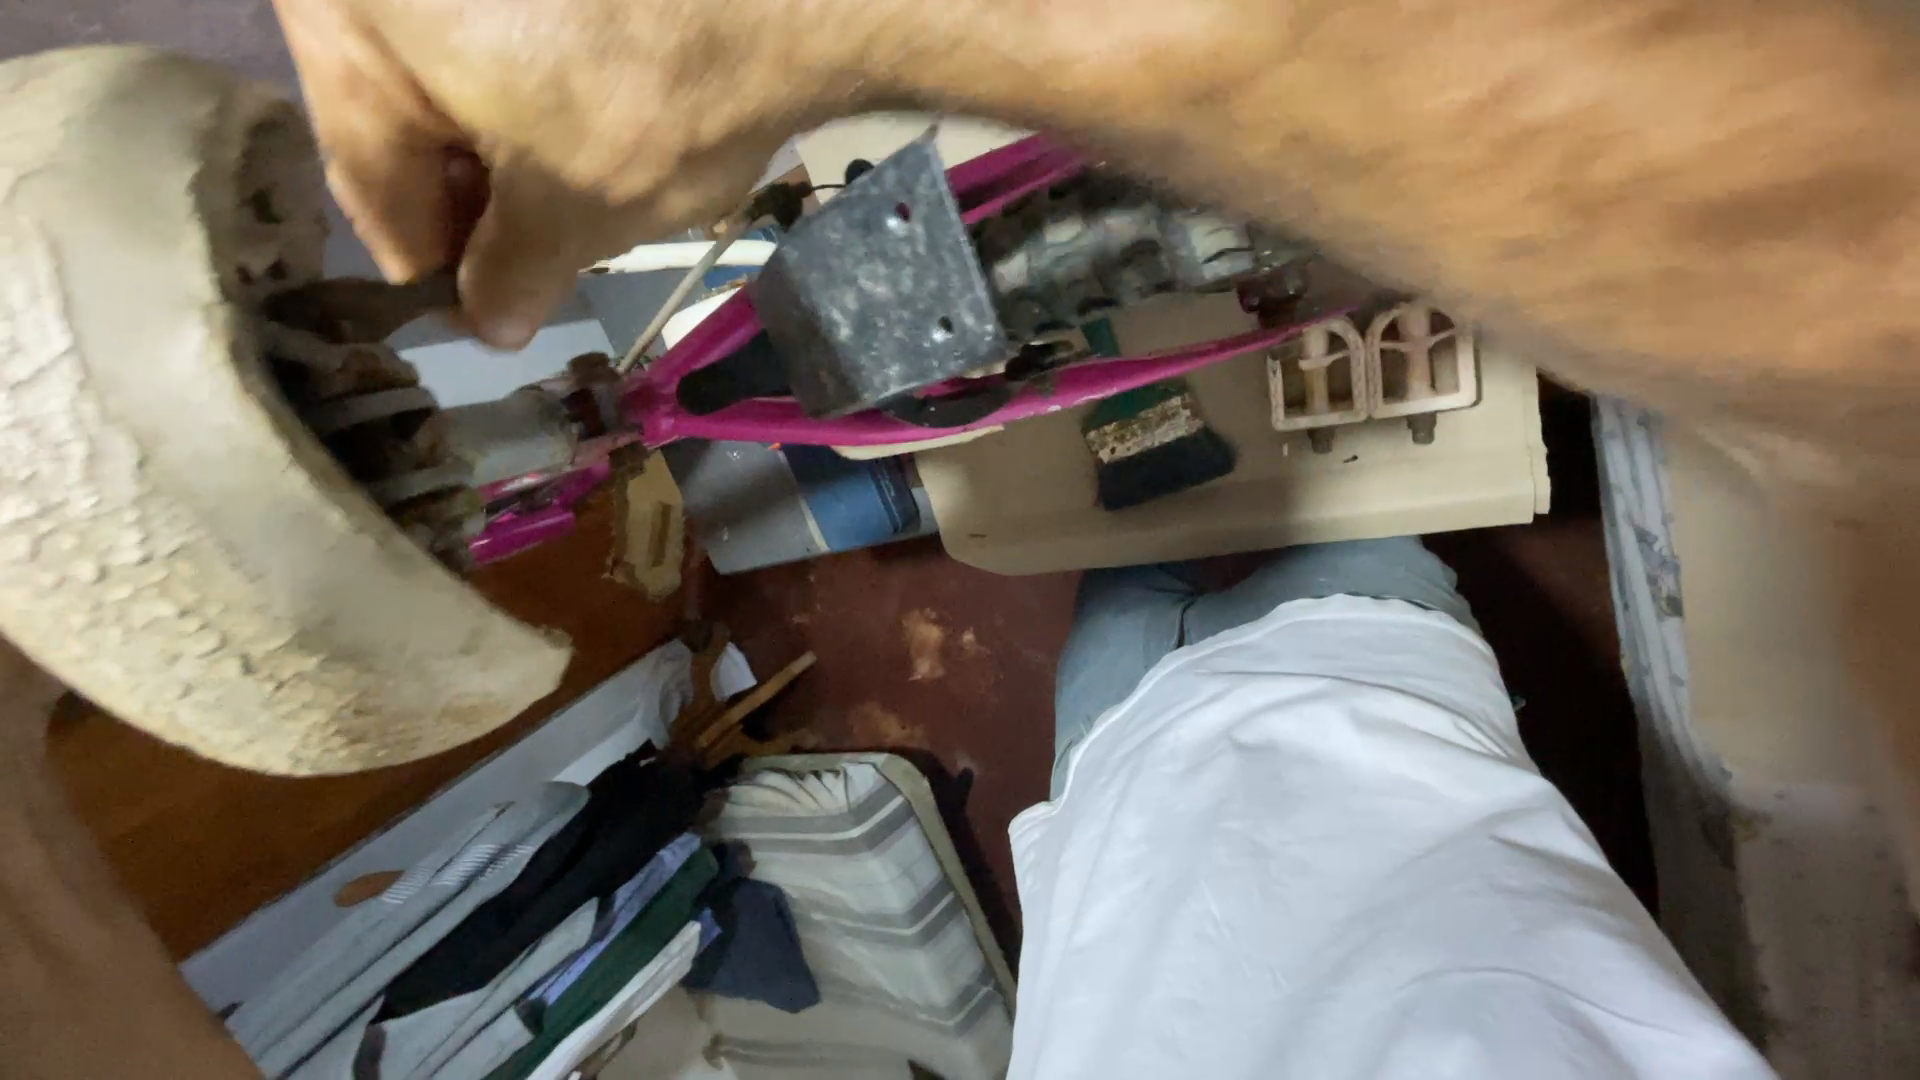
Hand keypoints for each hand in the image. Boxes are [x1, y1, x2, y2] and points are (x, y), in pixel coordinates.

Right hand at [271, 0, 886, 347]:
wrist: (772, 1)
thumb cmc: (652, 106)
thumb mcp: (571, 214)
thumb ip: (512, 277)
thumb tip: (486, 325)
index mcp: (344, 16)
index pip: (369, 181)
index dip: (428, 271)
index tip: (471, 323)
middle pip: (404, 125)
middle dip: (470, 215)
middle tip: (519, 283)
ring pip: (452, 88)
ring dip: (499, 166)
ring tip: (556, 225)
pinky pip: (497, 47)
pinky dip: (527, 111)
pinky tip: (572, 153)